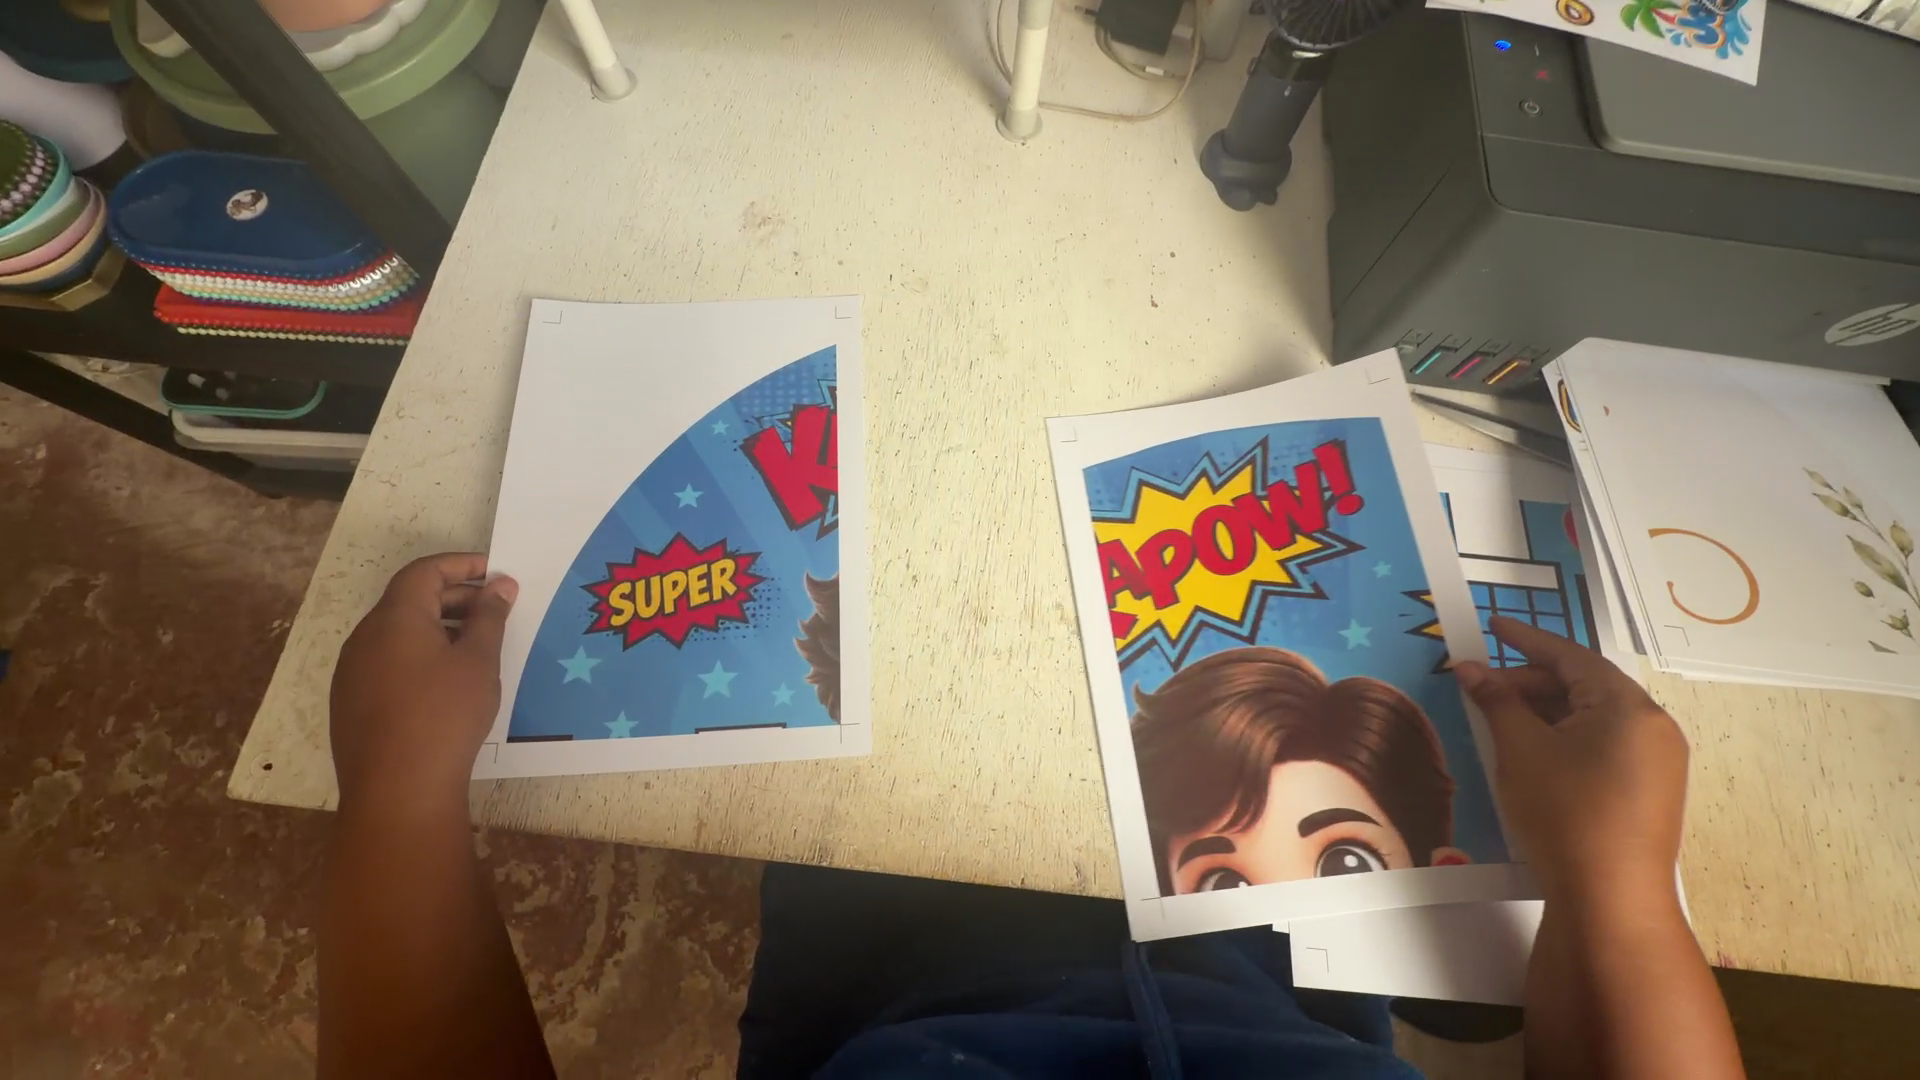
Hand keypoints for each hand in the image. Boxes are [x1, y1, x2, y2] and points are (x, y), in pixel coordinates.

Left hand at [329, 553, 517, 815]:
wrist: (399, 787)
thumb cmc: (445, 713)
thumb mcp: (478, 659)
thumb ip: (489, 616)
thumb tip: (500, 584)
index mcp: (394, 620)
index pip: (424, 572)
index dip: (462, 564)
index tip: (498, 572)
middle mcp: (365, 638)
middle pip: (410, 599)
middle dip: (457, 596)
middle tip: (500, 609)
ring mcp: (354, 671)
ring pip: (400, 631)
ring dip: (441, 626)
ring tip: (481, 644)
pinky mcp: (354, 700)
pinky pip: (391, 659)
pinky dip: (424, 652)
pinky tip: (452, 678)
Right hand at [1455, 616, 1688, 914]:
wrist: (1609, 894)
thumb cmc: (1563, 808)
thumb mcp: (1519, 747)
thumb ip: (1496, 700)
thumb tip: (1470, 669)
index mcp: (1629, 708)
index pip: (1572, 657)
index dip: (1527, 639)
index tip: (1493, 625)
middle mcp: (1653, 727)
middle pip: (1583, 684)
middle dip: (1529, 680)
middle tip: (1480, 685)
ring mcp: (1656, 760)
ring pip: (1591, 714)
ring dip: (1542, 707)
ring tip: (1497, 716)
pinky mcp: (1649, 787)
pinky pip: (1601, 740)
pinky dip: (1561, 732)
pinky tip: (1528, 745)